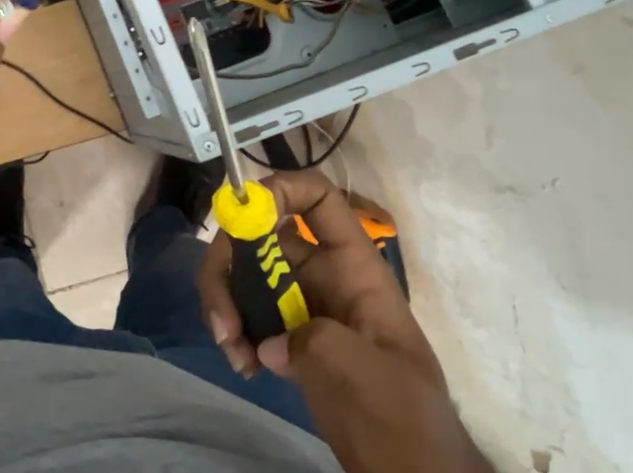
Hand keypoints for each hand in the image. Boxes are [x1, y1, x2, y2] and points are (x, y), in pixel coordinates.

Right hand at [198, 170, 488, 472]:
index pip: (318, 199)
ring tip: (230, 348)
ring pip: (243, 271)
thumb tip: (270, 342)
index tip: (242, 217)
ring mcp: (299, 302)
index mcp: (353, 267)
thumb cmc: (405, 419)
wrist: (409, 471)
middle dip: (229, 265)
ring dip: (223, 301)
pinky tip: (242, 364)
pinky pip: (242, 309)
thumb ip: (321, 342)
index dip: (279, 189)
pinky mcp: (282, 333)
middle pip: (260, 234)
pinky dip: (231, 330)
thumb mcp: (370, 376)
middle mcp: (321, 273)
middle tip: (223, 319)